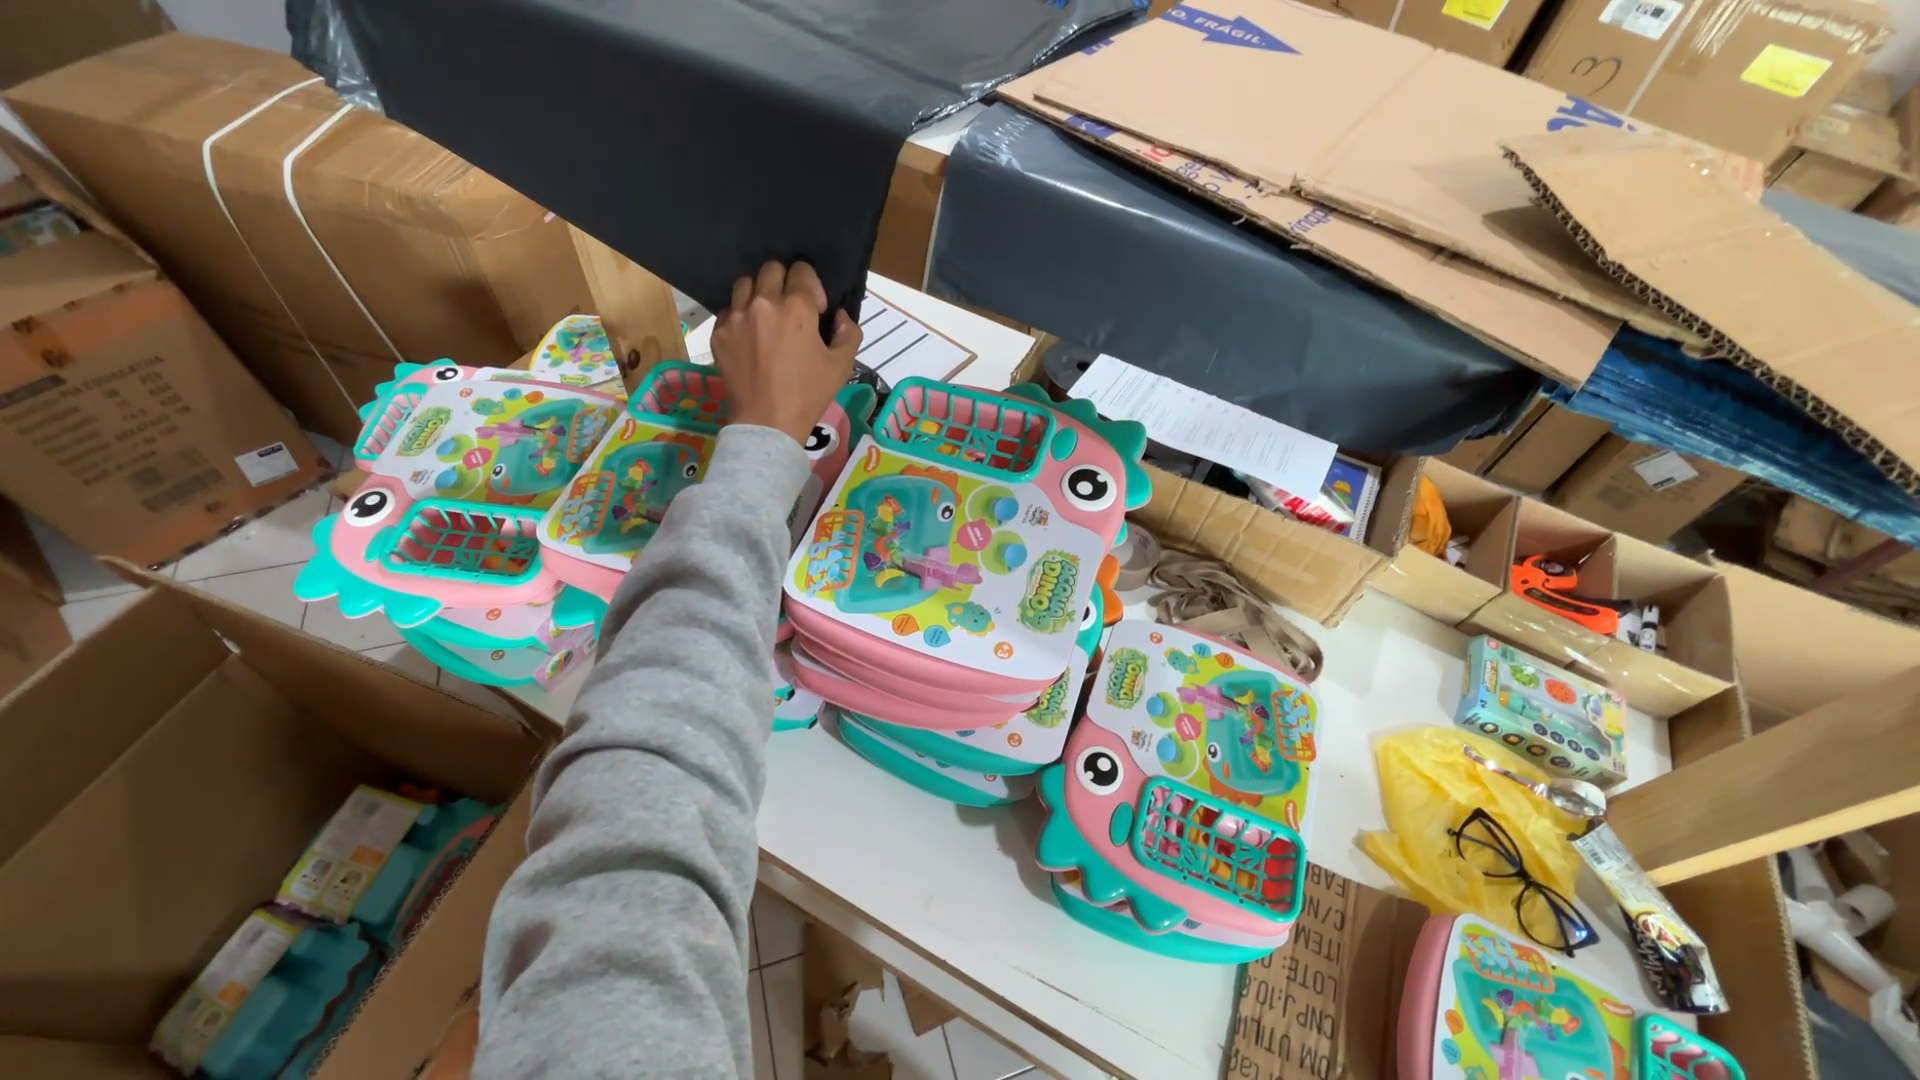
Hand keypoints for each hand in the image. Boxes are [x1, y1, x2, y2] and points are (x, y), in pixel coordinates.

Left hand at [710, 261, 860, 444]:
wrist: (767, 422)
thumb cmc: (808, 395)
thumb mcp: (841, 366)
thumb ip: (849, 333)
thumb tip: (841, 316)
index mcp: (796, 307)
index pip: (801, 270)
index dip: (812, 286)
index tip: (814, 309)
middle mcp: (763, 303)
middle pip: (771, 269)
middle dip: (784, 282)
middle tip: (789, 308)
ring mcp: (736, 317)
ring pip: (745, 284)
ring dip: (758, 292)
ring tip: (765, 316)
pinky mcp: (719, 333)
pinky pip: (728, 310)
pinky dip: (739, 315)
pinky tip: (748, 335)